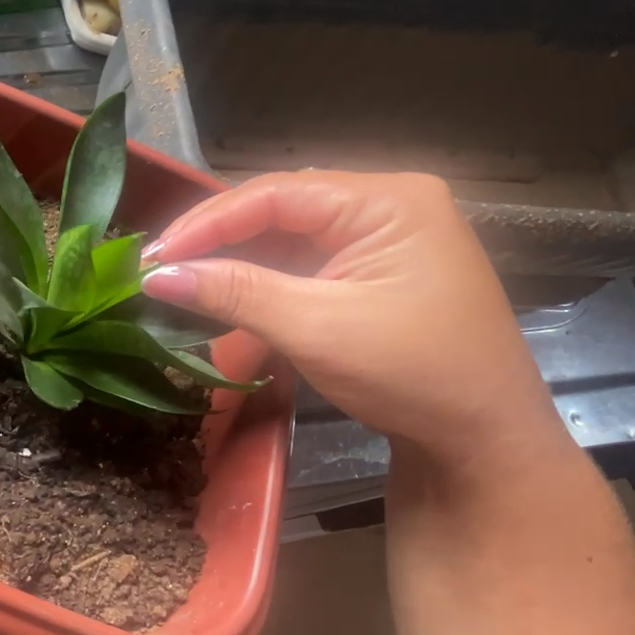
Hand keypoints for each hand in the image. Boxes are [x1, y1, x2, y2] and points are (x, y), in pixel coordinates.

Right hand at [141, 171, 565, 465]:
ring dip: (230, 262)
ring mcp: (378, 240)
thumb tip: (156, 275)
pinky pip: (298, 264)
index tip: (152, 258)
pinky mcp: (368, 273)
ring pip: (282, 237)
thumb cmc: (413, 374)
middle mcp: (384, 207)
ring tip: (176, 282)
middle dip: (213, 240)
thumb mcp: (315, 328)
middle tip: (157, 269)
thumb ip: (234, 292)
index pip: (275, 194)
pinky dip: (256, 282)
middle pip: (276, 209)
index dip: (205, 223)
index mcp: (387, 201)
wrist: (482, 439)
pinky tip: (219, 296)